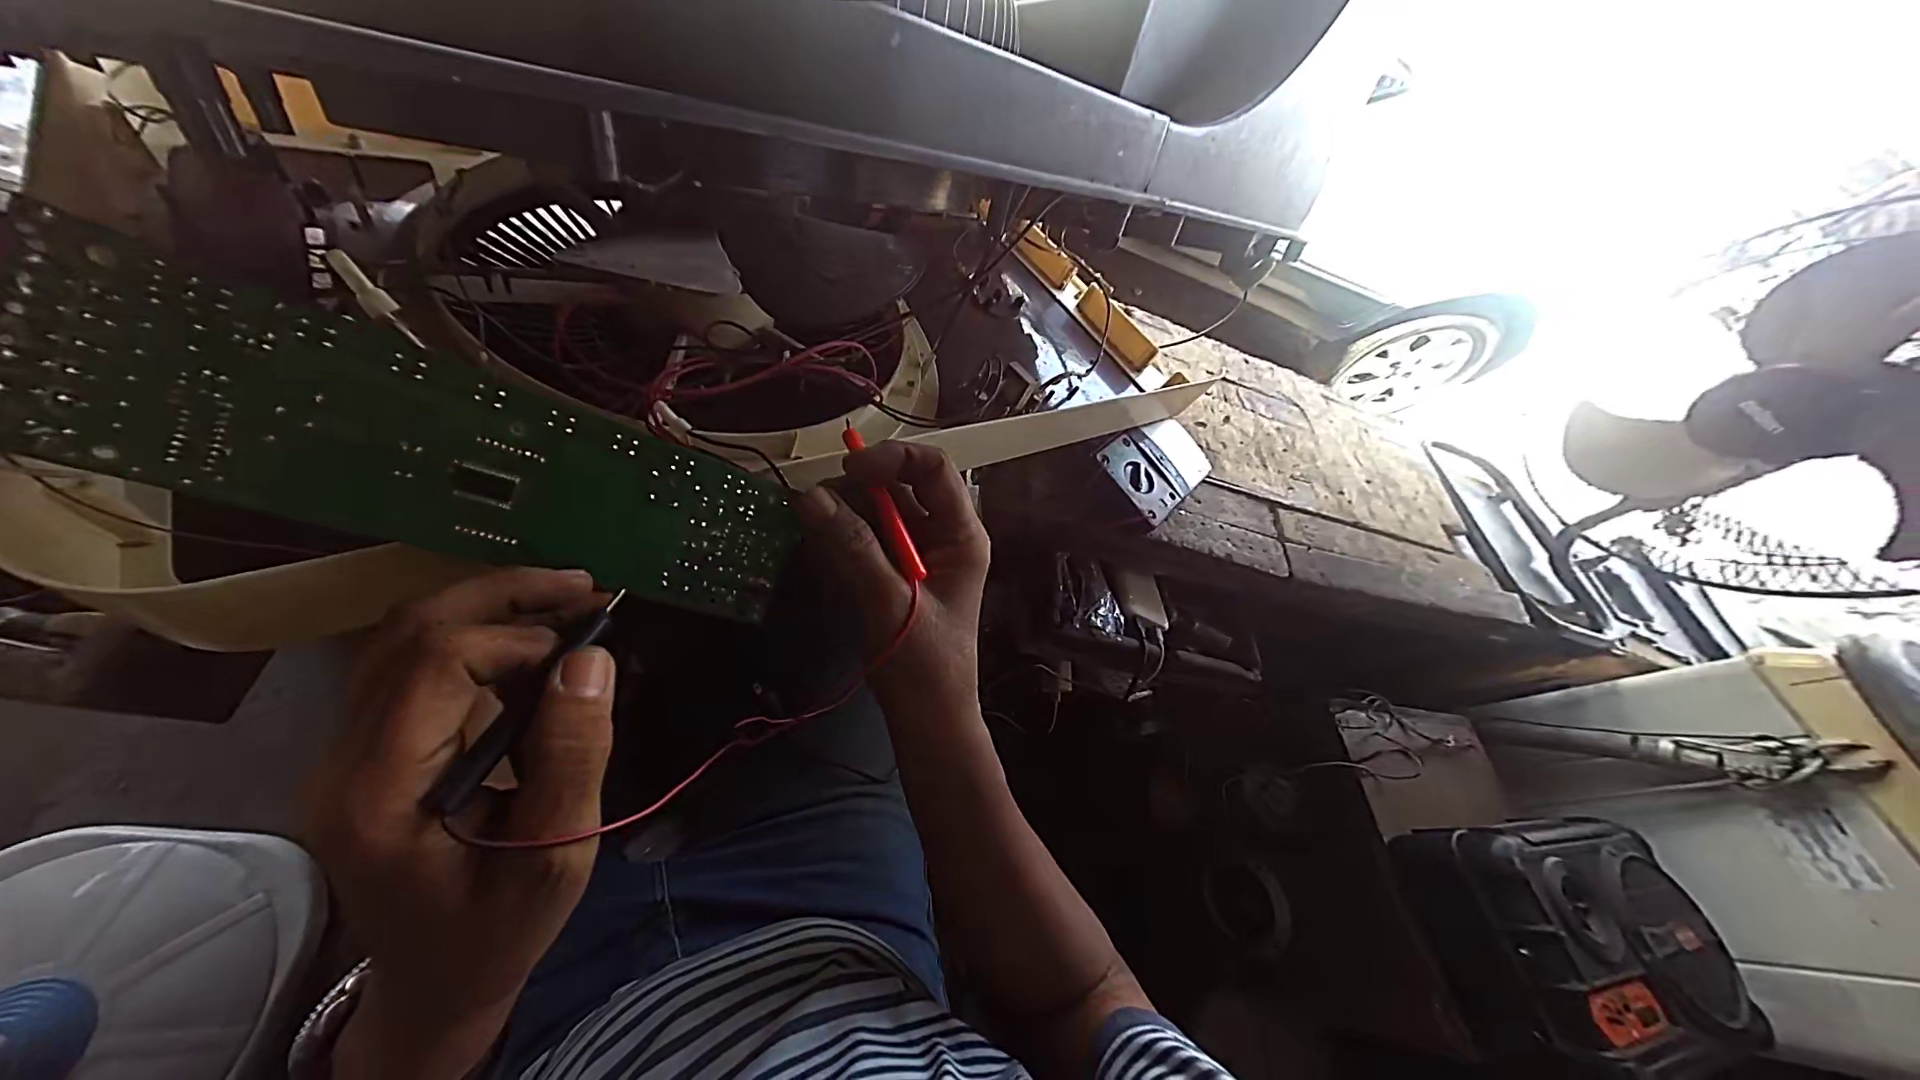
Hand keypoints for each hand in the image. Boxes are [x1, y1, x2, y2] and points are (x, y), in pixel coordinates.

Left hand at [303, 568, 614, 1077]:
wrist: (437, 982)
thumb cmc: (499, 928)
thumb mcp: (556, 854)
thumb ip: (574, 755)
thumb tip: (590, 659)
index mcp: (380, 790)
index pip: (434, 663)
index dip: (519, 640)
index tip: (588, 655)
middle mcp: (345, 758)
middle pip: (409, 631)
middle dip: (505, 596)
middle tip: (585, 589)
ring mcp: (350, 751)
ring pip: (407, 638)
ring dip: (493, 607)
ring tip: (567, 603)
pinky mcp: (374, 748)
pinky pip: (418, 664)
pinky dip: (482, 636)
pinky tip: (534, 642)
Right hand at [796, 442, 988, 702]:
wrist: (929, 719)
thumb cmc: (925, 667)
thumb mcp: (890, 603)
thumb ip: (854, 548)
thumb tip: (810, 496)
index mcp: (962, 535)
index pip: (934, 469)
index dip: (892, 458)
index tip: (848, 470)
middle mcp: (943, 536)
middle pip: (901, 488)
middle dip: (858, 491)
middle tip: (816, 508)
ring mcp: (919, 554)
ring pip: (878, 512)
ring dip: (845, 516)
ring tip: (815, 534)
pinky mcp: (896, 573)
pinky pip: (867, 539)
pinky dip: (843, 540)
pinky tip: (824, 553)